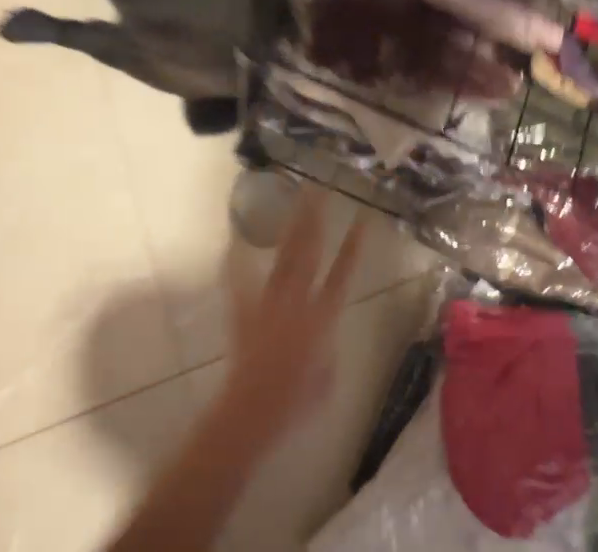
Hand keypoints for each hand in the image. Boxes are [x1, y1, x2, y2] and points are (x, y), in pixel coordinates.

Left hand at [219, 191, 367, 444]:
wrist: (254, 410)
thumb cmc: (296, 404)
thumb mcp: (325, 378)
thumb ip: (326, 351)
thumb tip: (323, 341)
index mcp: (322, 317)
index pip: (342, 273)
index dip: (353, 246)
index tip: (363, 218)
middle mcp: (298, 301)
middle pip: (309, 251)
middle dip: (315, 218)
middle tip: (319, 188)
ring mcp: (269, 302)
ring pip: (283, 256)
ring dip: (290, 226)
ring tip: (295, 199)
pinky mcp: (243, 310)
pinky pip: (239, 281)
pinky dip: (237, 260)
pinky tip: (235, 240)